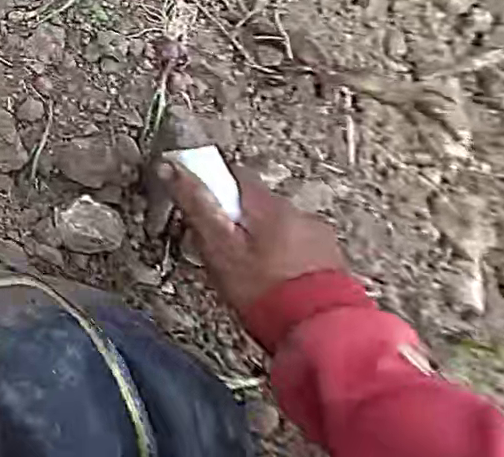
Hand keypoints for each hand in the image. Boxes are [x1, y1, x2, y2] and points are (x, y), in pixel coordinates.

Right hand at [160, 162, 347, 325]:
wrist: (325, 338)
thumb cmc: (264, 291)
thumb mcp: (218, 246)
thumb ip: (195, 203)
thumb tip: (168, 166)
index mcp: (267, 202)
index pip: (232, 173)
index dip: (213, 188)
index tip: (203, 209)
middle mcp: (297, 212)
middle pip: (256, 204)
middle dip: (239, 221)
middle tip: (224, 252)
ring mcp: (319, 238)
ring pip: (279, 229)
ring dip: (264, 242)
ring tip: (252, 275)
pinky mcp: (335, 265)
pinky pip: (300, 251)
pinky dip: (287, 261)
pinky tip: (277, 285)